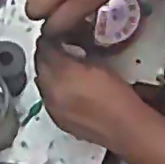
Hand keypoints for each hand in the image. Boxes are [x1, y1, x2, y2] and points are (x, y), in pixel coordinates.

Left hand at [33, 41, 154, 153]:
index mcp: (61, 73)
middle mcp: (50, 91)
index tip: (54, 36)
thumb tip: (66, 51)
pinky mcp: (57, 120)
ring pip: (42, 83)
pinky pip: (48, 99)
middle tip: (56, 49)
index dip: (49, 40)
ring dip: (48, 73)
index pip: (45, 50)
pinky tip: (65, 88)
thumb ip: (76, 56)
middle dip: (46, 57)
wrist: (124, 127)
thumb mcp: (97, 65)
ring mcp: (52, 107)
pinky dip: (52, 89)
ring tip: (61, 68)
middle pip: (40, 67)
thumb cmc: (116, 94)